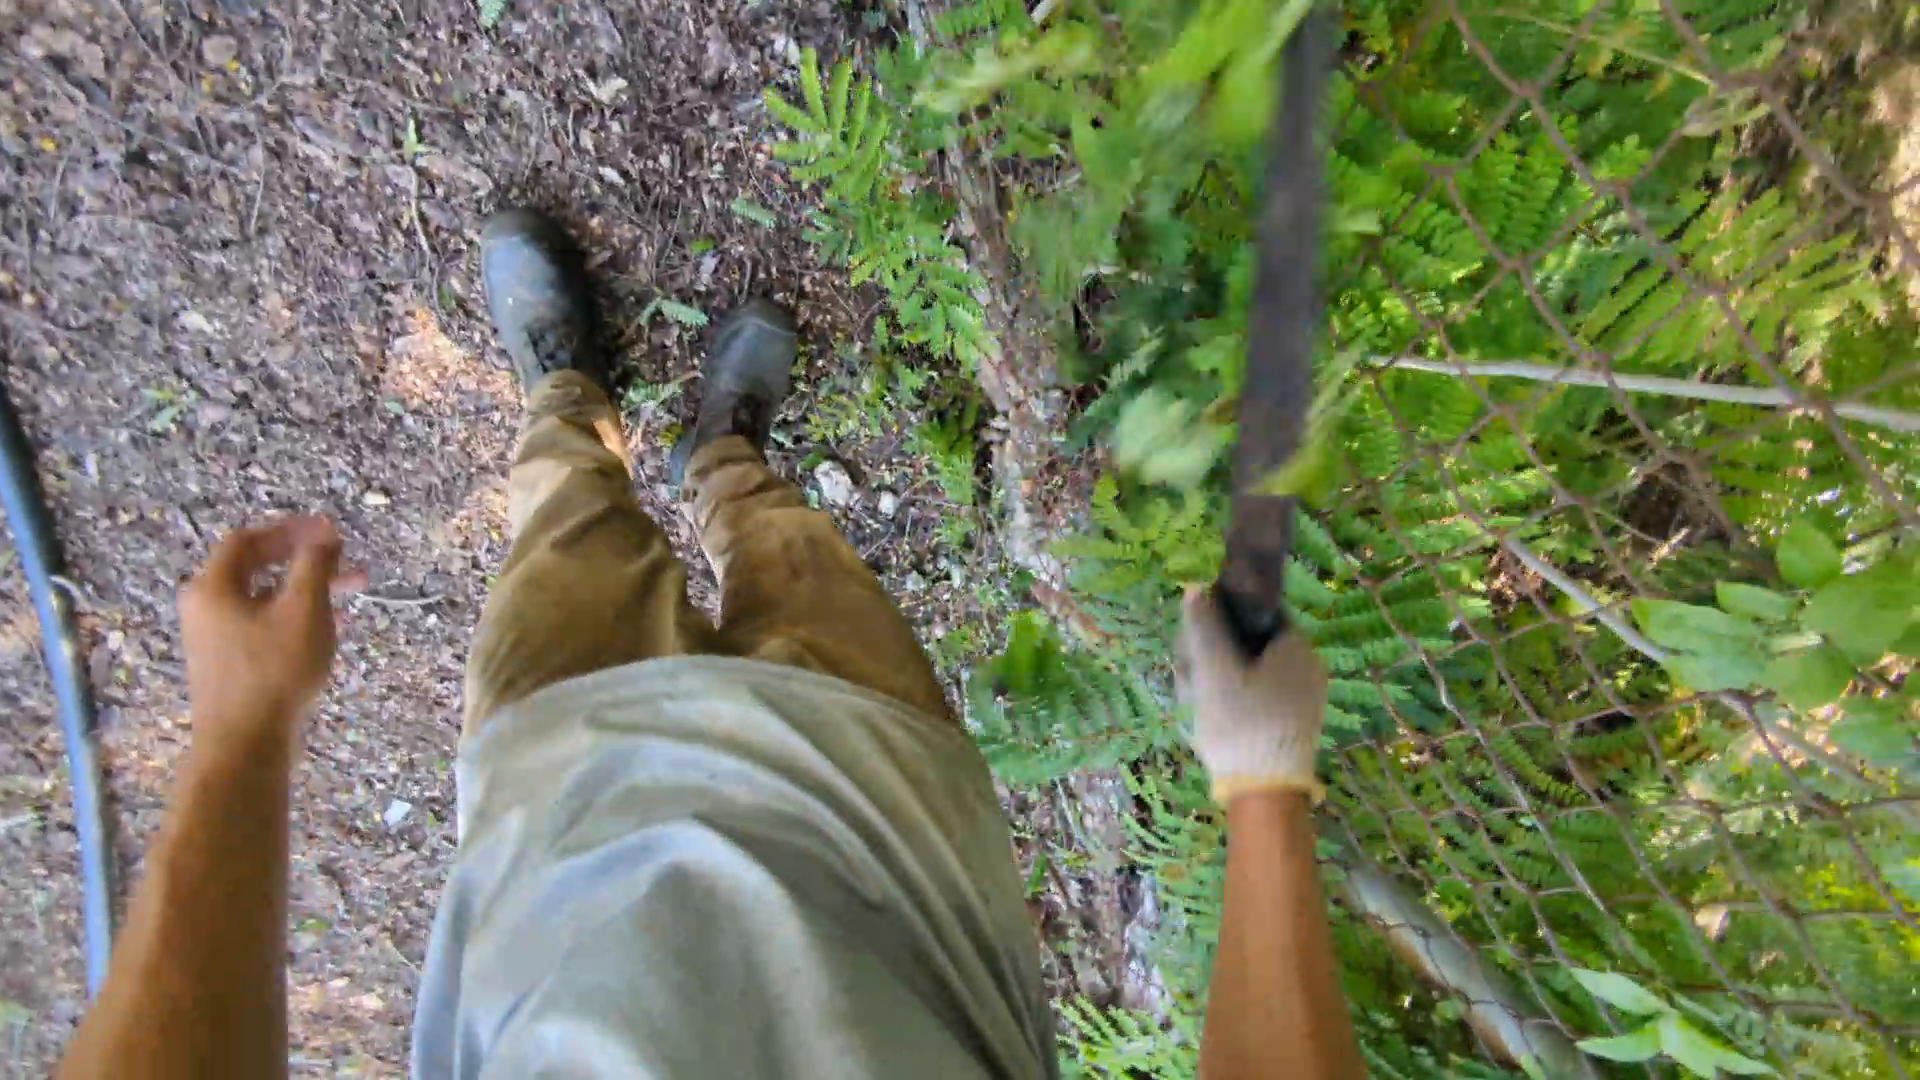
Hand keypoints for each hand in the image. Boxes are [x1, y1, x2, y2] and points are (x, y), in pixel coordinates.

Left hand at [180, 517, 362, 743]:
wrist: (247, 737)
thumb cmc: (276, 666)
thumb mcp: (304, 608)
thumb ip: (315, 566)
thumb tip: (325, 534)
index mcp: (214, 587)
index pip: (247, 540)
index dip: (290, 529)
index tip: (331, 528)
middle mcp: (207, 605)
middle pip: (257, 566)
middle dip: (305, 558)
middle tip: (348, 558)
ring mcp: (217, 633)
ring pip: (267, 594)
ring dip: (309, 585)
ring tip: (354, 589)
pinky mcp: (232, 656)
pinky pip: (267, 618)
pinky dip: (299, 610)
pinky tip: (333, 622)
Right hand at [1177, 587, 1327, 801]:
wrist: (1265, 793)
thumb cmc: (1240, 723)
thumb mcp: (1213, 670)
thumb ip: (1204, 625)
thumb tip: (1195, 586)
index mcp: (1296, 647)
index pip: (1259, 611)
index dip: (1224, 615)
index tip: (1197, 636)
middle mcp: (1309, 667)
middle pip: (1252, 641)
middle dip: (1216, 652)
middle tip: (1189, 671)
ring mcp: (1305, 697)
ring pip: (1252, 670)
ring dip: (1220, 677)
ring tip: (1194, 697)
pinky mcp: (1296, 722)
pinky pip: (1261, 695)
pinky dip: (1236, 698)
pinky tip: (1213, 715)